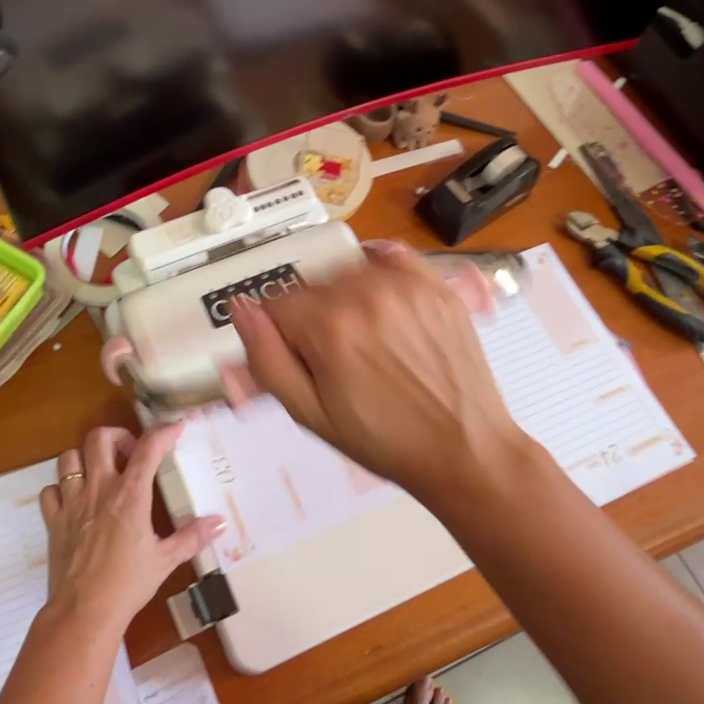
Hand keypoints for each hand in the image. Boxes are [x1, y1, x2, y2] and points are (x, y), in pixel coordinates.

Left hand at [38, 425, 224, 635]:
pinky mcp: (53, 521)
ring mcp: (71, 503)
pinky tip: (74, 500)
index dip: (164, 431)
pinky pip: (50, 491)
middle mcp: (99, 489)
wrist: (84, 612)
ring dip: (85, 458)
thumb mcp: (166, 560)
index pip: (148, 448)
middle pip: (99, 438)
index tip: (176, 428)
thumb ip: (193, 537)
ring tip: (101, 472)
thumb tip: (220, 523)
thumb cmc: (128, 584)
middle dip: (117, 436)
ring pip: (69, 457)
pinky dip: (61, 488)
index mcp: (130, 495)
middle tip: (131, 453)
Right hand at [230, 240, 529, 499]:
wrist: (464, 449)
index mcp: (328, 327)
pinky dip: (376, 266)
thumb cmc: (383, 440)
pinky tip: (378, 295)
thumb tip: (240, 309)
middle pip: (310, 287)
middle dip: (311, 317)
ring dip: (343, 296)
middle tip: (333, 358)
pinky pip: (390, 255)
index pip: (276, 306)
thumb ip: (267, 359)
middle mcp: (363, 293)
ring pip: (346, 271)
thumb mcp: (310, 414)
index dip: (280, 335)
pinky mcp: (434, 285)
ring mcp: (404, 285)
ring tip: (364, 338)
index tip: (299, 360)